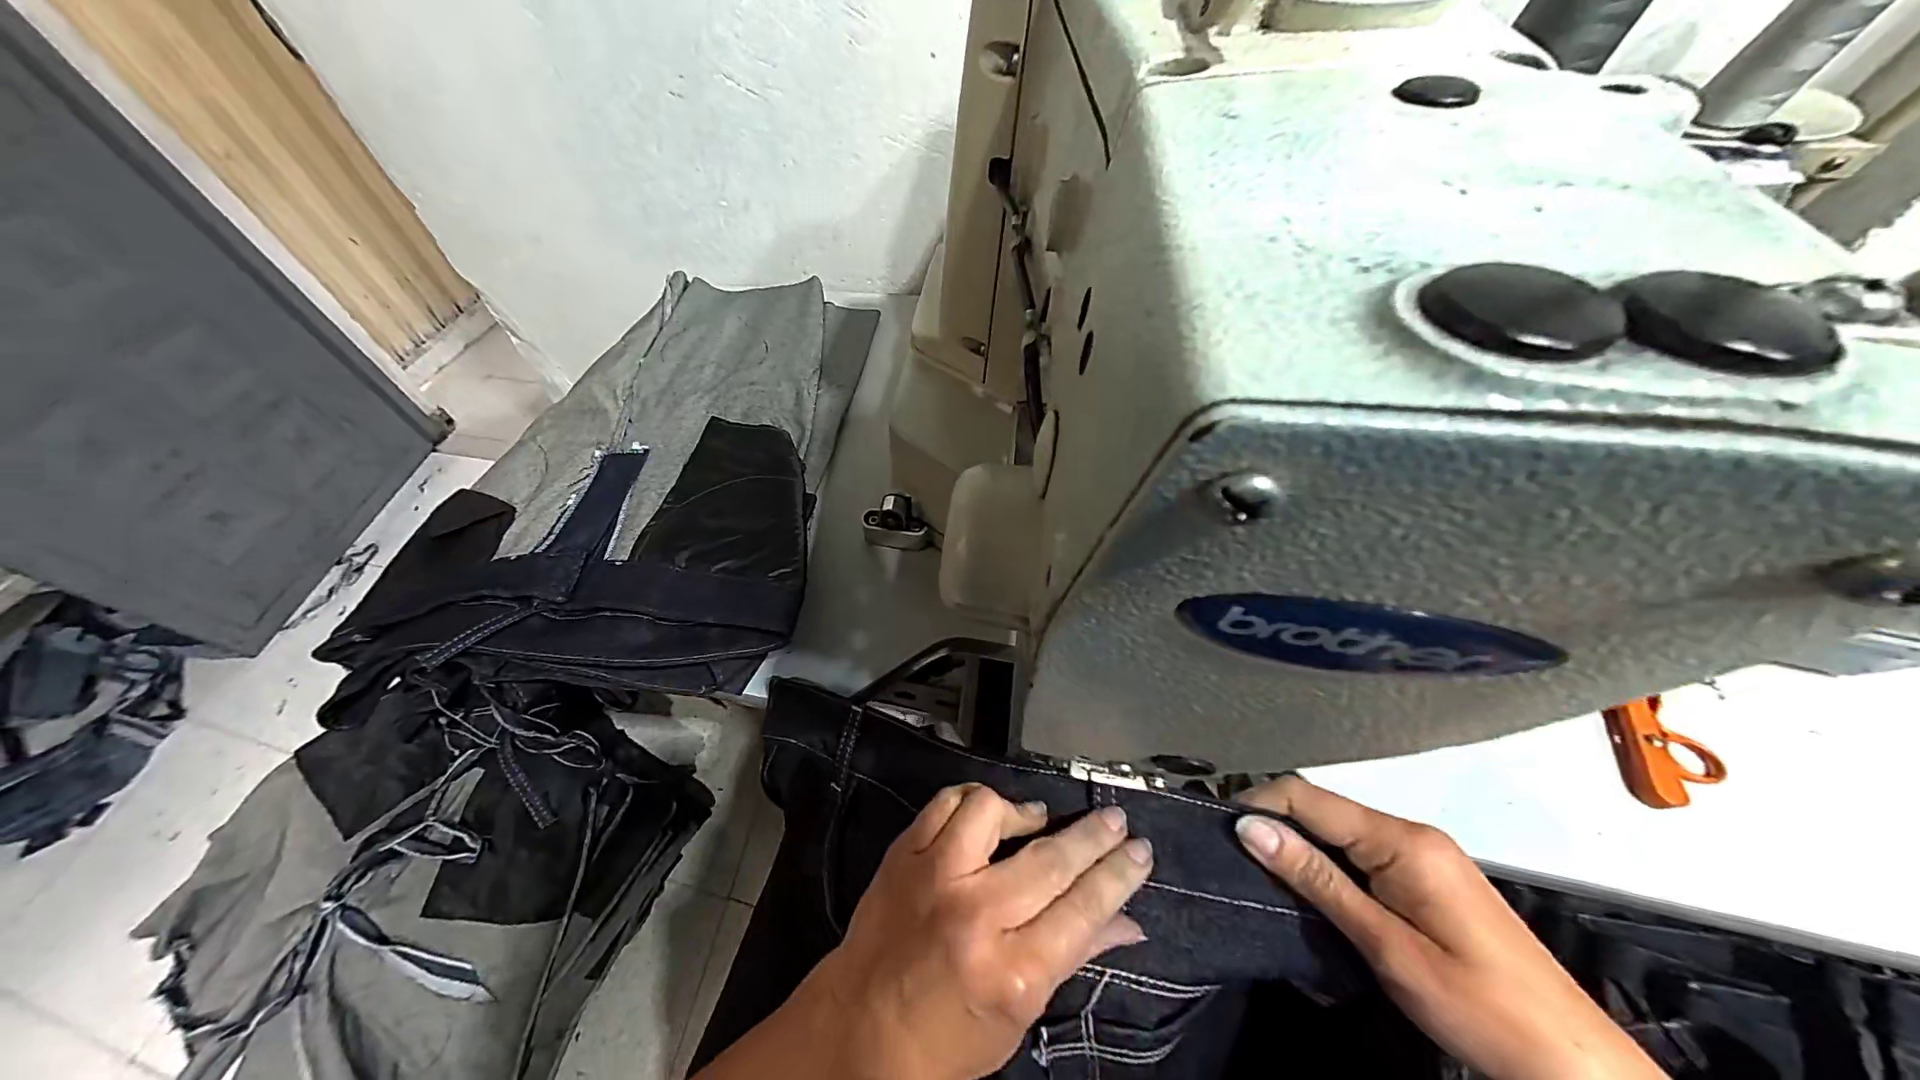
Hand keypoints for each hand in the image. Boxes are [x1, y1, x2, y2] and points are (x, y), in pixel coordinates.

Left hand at [698, 783, 1153, 1079]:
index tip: (1140, 850)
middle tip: (1115, 819)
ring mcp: (934, 877)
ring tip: (1038, 820)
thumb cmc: (948, 1042)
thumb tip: (1130, 924)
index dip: (1119, 874)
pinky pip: (944, 804)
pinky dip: (972, 801)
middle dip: (1093, 836)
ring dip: (1024, 811)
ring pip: (992, 814)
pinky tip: (987, 812)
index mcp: (1012, 969)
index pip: (1083, 908)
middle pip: (1050, 859)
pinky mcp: (904, 856)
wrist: (860, 1031)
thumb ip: (1075, 957)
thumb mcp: (1021, 1014)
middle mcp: (975, 914)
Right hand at [1234, 777, 1665, 1079]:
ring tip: (1261, 874)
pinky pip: (1361, 852)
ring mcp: (1425, 855)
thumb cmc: (1479, 1006)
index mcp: (1404, 841)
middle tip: (1234, 858)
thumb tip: (1251, 827)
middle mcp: (1414, 834)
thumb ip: (1316, 880)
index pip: (1309, 796)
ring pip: (1339, 830)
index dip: (1259, 804)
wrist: (1572, 1063)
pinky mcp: (1428, 878)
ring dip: (1299, 846)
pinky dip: (1327, 863)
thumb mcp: (1386, 945)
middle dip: (1275, 824)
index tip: (1220, 831)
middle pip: (1323, 808)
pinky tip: (1310, 888)